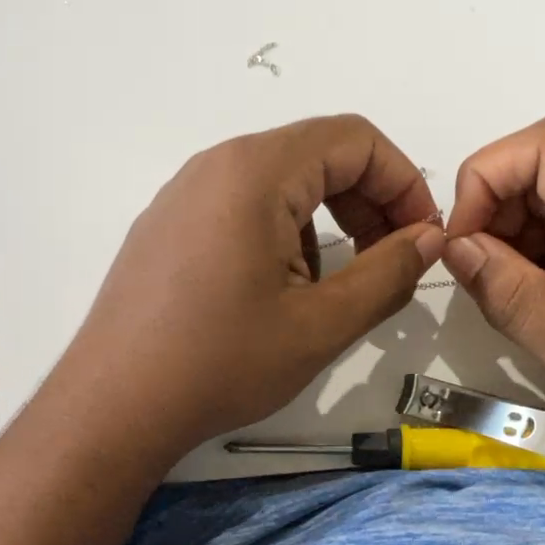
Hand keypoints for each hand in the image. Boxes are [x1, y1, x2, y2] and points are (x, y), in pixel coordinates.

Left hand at [44, 115, 445, 459]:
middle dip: (365, 203)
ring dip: (322, 225)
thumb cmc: (222, 363)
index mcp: (256, 171)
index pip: (354, 139)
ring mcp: (181, 196)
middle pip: (314, 156)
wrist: (116, 405)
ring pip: (276, 186)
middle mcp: (214, 166)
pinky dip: (277, 237)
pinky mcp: (163, 230)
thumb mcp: (321, 325)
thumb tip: (428, 238)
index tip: (421, 239)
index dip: (403, 183)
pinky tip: (271, 297)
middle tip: (386, 264)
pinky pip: (237, 211)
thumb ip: (387, 274)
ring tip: (323, 292)